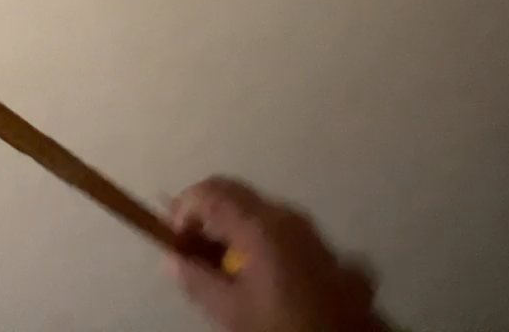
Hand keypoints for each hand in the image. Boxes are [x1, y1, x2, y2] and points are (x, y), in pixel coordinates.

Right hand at [168, 178, 387, 331]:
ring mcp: (317, 235)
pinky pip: (291, 240)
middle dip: (209, 219)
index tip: (174, 240)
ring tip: (227, 273)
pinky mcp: (336, 258)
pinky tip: (271, 284)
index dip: (184, 209)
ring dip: (239, 235)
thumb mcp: (234, 314)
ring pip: (265, 218)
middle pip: (237, 198)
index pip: (209, 191)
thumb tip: (172, 259)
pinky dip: (271, 250)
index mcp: (260, 223)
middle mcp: (289, 217)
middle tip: (193, 253)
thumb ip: (198, 281)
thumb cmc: (286, 330)